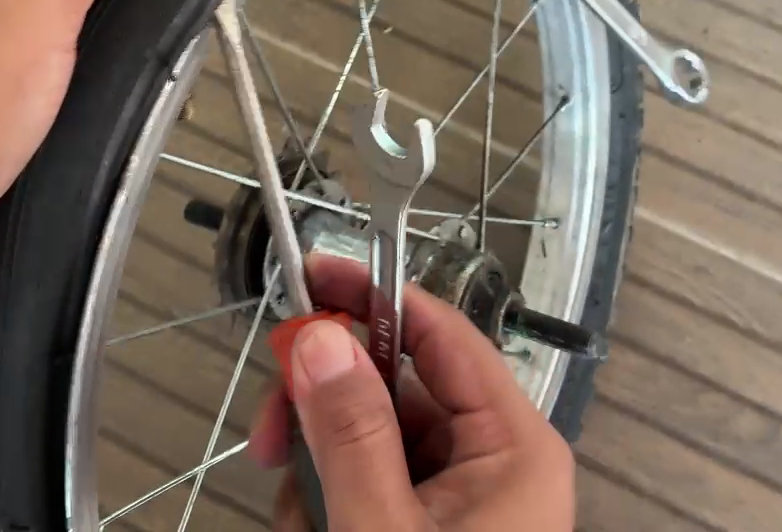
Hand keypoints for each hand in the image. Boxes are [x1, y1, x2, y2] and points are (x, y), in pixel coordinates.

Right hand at [250, 259, 575, 531]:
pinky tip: (316, 531)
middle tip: (272, 430)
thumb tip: (322, 338)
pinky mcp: (427, 525)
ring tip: (302, 521)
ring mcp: (456, 494)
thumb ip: (352, 435)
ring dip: (317, 468)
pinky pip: (366, 481)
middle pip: (392, 382)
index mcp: (510, 442)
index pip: (438, 330)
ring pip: (368, 434)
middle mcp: (489, 456)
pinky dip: (326, 501)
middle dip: (325, 404)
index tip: (313, 274)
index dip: (375, 293)